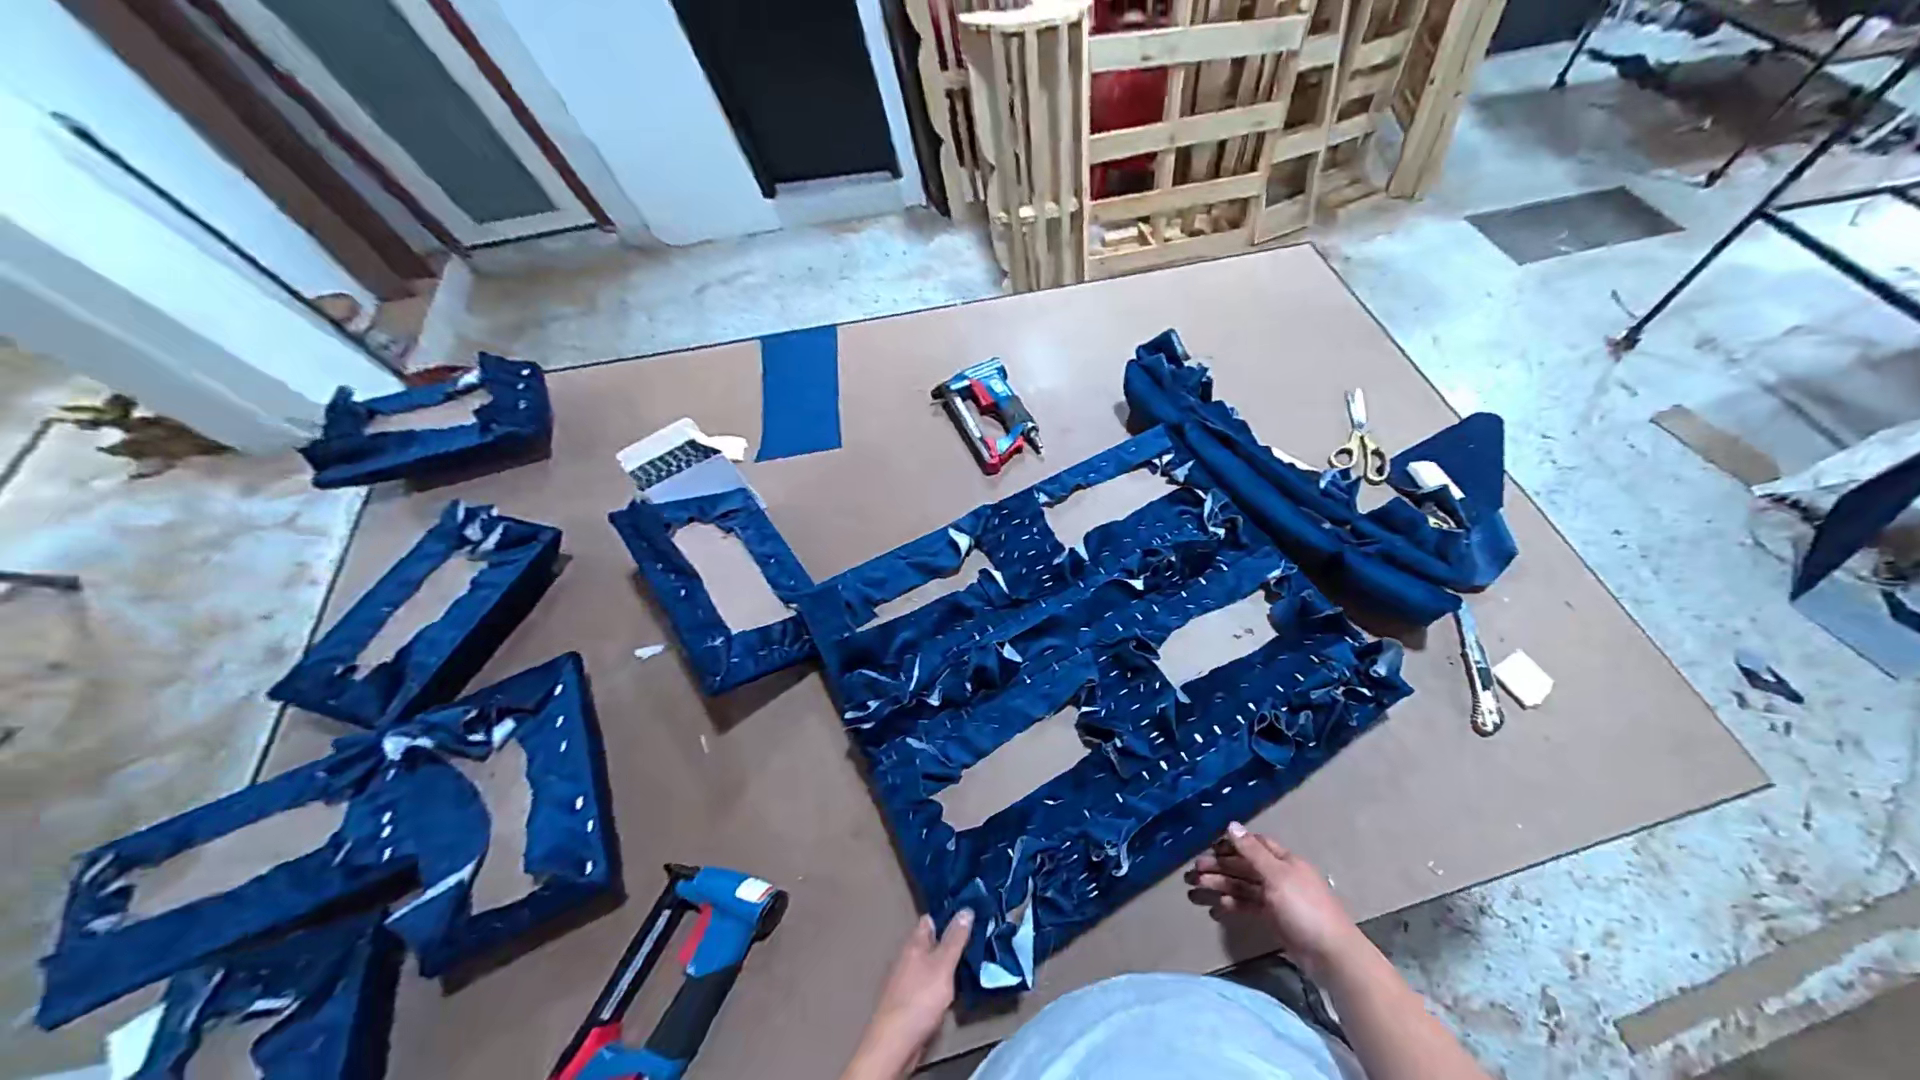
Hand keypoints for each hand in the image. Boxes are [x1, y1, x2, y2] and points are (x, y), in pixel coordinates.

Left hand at [841, 910, 972, 1079]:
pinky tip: (952, 989)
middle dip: (949, 941)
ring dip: (945, 963)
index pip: (930, 920)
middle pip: (931, 942)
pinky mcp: (908, 1000)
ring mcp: (905, 980)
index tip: (968, 914)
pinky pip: (928, 984)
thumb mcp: (943, 965)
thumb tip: (965, 909)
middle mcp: (907, 957)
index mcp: (914, 943)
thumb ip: (955, 939)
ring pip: (930, 964)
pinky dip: (940, 983)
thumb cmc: (920, 998)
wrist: (894, 1042)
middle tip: (975, 940)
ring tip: (968, 962)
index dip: (947, 916)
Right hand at [1185, 821, 1361, 978]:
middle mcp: (1278, 876)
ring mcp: (1276, 898)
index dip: (1231, 844)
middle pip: (1243, 866)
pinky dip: (1231, 906)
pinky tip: (1214, 909)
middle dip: (1218, 868)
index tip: (1209, 848)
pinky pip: (1247, 906)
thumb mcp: (1277, 876)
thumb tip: (1231, 825)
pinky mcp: (1273, 919)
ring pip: (1242, 887)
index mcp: (1283, 861)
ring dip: (1219, 887)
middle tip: (1192, 872)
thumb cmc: (1305, 909)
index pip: (1254, 844)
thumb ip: (1252, 851)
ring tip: (1194, 891)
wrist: (1331, 955)